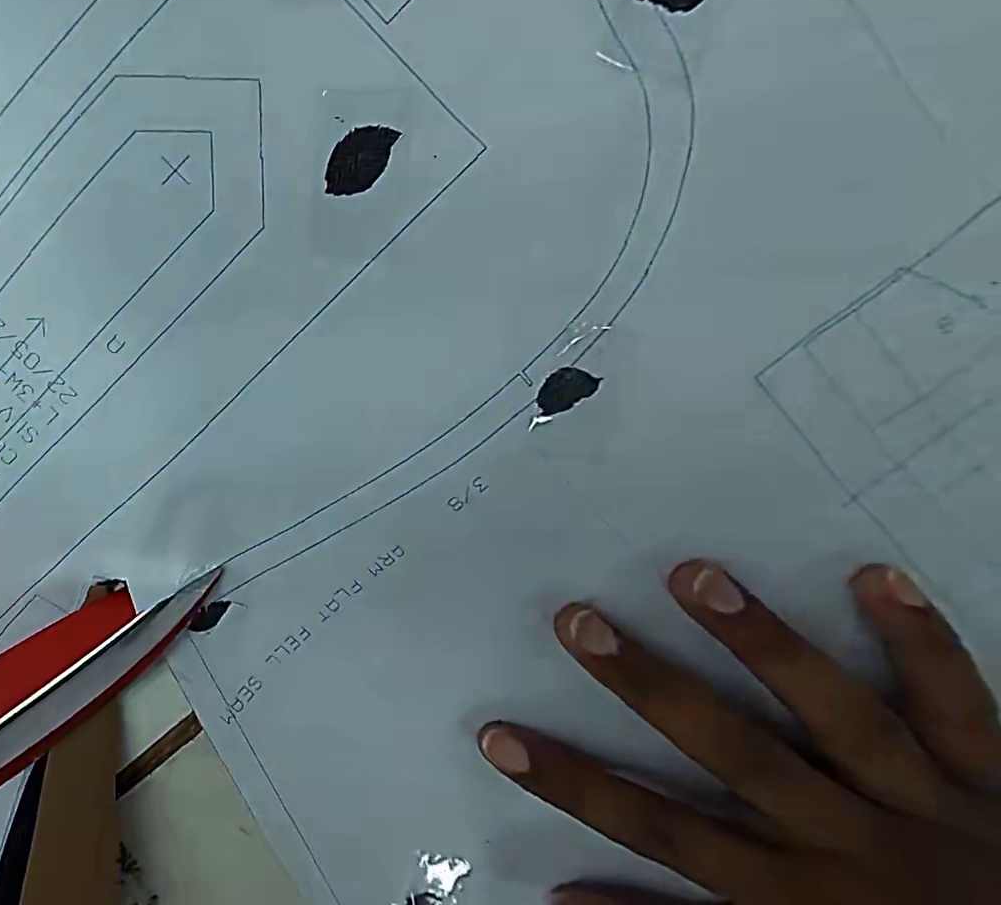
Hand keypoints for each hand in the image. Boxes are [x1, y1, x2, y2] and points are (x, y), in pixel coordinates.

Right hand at [478, 562, 1000, 902]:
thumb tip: (555, 897)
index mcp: (793, 891)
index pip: (655, 828)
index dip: (571, 785)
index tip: (496, 737)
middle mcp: (850, 841)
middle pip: (733, 752)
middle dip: (648, 685)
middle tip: (578, 619)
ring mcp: (927, 805)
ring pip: (838, 716)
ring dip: (763, 643)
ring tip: (696, 575)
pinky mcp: (995, 781)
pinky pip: (959, 706)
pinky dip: (923, 643)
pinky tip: (870, 576)